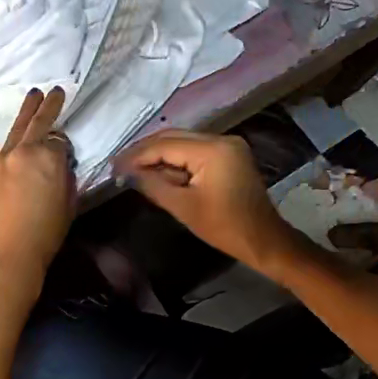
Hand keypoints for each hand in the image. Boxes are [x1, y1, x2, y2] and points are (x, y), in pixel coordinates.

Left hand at [0, 87, 74, 300]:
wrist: (10, 252)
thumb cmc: (47, 233)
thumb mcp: (69, 202)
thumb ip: (65, 176)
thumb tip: (58, 162)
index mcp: (50, 158)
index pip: (59, 141)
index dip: (63, 145)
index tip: (63, 150)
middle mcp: (24, 151)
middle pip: (39, 123)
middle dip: (49, 105)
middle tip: (55, 91)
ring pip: (15, 128)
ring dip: (25, 110)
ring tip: (32, 93)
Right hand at [115, 130, 307, 275]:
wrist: (264, 240)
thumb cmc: (224, 227)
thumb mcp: (183, 207)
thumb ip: (153, 185)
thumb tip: (126, 173)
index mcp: (213, 150)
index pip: (165, 145)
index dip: (136, 156)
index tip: (113, 167)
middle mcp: (221, 139)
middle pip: (173, 138)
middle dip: (144, 152)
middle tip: (119, 166)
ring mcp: (227, 145)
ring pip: (182, 143)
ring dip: (158, 156)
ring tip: (132, 169)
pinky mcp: (229, 155)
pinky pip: (194, 151)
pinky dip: (175, 161)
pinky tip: (157, 172)